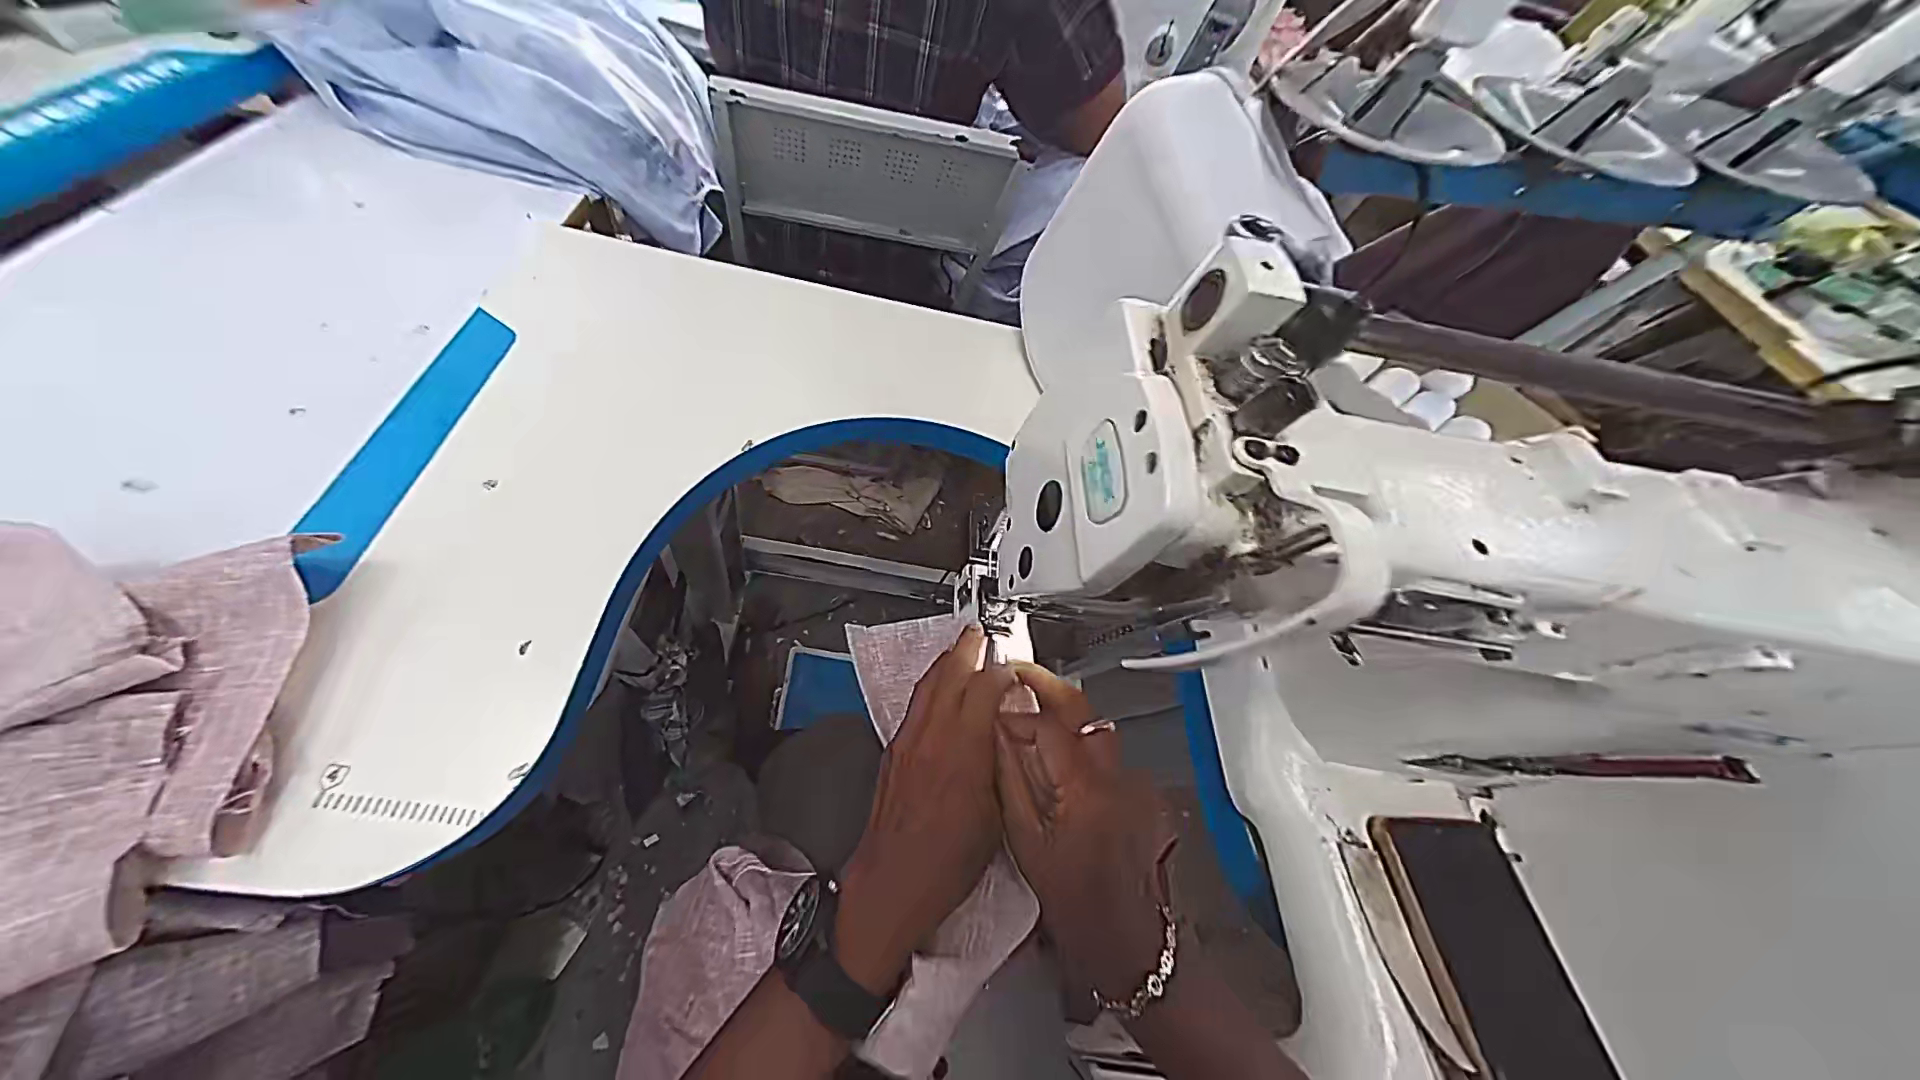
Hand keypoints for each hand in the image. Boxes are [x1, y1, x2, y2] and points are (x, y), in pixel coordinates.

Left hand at [834, 626, 1016, 994]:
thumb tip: (1005, 739)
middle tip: (980, 633)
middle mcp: (932, 739)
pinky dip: (929, 685)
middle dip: (968, 650)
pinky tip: (935, 686)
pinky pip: (914, 704)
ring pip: (928, 686)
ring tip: (959, 648)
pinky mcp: (894, 752)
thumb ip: (1000, 768)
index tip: (1011, 667)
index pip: (984, 690)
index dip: (1001, 672)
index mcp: (963, 752)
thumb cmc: (944, 862)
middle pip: (951, 676)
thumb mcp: (994, 817)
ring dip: (946, 662)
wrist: (892, 881)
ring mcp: (909, 742)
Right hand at [993, 663, 1176, 1001]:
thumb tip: (997, 737)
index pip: (1048, 726)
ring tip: (1031, 710)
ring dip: (1063, 714)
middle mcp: (1116, 777)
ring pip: (1094, 727)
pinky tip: (1058, 757)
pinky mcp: (1140, 791)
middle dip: (1046, 684)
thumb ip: (1010, 780)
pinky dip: (1079, 745)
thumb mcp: (1027, 841)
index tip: (997, 708)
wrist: (1126, 938)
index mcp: (1084, 790)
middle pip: (1081, 710)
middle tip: (1018, 672)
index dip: (1017, 712)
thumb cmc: (1076, 902)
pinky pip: (1105, 753)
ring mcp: (1133, 782)